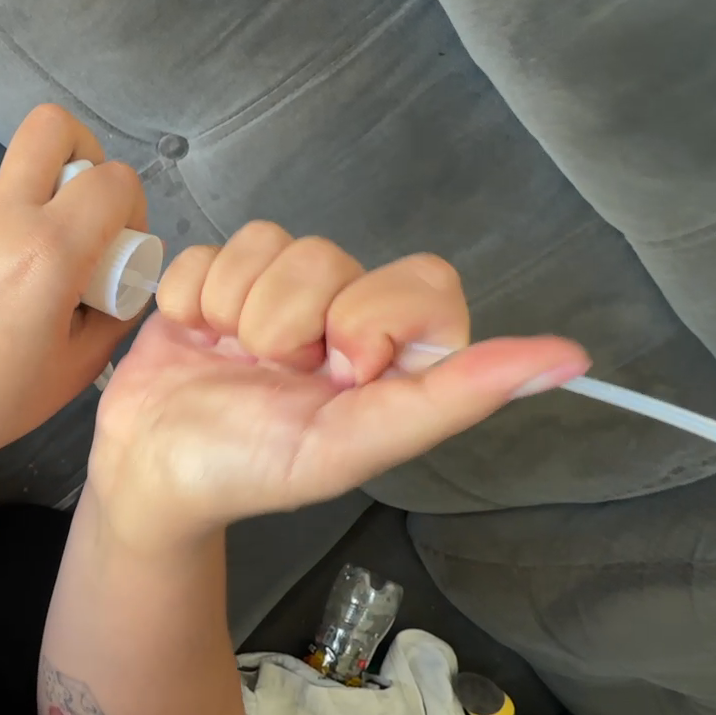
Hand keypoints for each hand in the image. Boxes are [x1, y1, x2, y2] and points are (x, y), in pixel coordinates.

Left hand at [0, 105, 147, 495]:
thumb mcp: (79, 365)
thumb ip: (117, 310)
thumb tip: (124, 277)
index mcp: (48, 251)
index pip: (114, 180)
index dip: (133, 208)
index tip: (119, 248)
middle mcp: (4, 215)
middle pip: (53, 125)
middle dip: (86, 153)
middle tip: (86, 212)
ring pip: (20, 163)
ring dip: (45, 189)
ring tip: (42, 254)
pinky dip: (14, 213)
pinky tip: (7, 270)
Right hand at [87, 223, 589, 546]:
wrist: (146, 472)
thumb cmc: (242, 470)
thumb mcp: (343, 448)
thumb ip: (444, 401)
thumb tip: (569, 358)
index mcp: (384, 355)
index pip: (418, 279)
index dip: (372, 314)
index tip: (336, 368)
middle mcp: (332, 314)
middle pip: (326, 255)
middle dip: (283, 318)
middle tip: (265, 370)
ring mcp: (265, 294)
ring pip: (266, 242)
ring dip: (230, 305)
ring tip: (220, 354)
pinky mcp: (207, 285)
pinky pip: (207, 250)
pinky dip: (188, 295)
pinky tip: (190, 333)